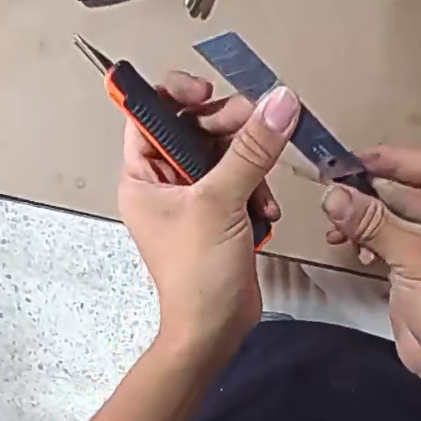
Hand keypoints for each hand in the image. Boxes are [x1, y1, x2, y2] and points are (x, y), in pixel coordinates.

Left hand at [119, 72, 299, 360]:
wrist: (215, 328)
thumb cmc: (196, 277)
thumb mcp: (220, 203)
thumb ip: (251, 150)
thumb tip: (277, 104)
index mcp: (143, 175)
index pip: (151, 114)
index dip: (177, 95)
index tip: (209, 92)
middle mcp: (167, 183)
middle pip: (198, 130)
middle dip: (232, 130)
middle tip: (258, 129)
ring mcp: (196, 199)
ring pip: (226, 154)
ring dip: (252, 165)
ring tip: (262, 189)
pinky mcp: (223, 215)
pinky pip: (243, 182)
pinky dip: (258, 190)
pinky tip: (266, 210)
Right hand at [320, 146, 420, 392]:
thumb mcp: (415, 255)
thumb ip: (372, 221)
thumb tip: (332, 193)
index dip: (392, 160)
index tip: (353, 157)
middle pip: (413, 191)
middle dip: (372, 192)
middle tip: (333, 185)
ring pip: (398, 218)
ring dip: (366, 219)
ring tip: (335, 221)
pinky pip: (392, 242)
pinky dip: (370, 241)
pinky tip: (351, 245)